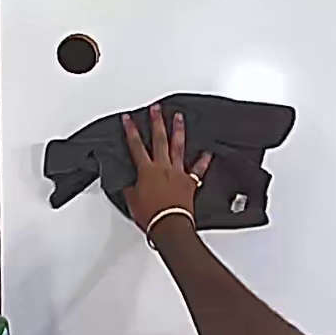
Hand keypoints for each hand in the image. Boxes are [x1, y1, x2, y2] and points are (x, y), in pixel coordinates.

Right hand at [121, 104, 212, 236]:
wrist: (169, 226)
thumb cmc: (151, 216)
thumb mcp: (132, 200)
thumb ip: (130, 187)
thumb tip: (128, 182)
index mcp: (146, 170)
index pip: (136, 145)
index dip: (131, 130)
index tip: (129, 118)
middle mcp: (163, 167)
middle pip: (159, 140)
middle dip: (157, 122)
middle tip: (157, 108)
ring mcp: (178, 173)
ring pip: (178, 147)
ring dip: (178, 131)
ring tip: (179, 118)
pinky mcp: (190, 182)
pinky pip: (198, 169)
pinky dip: (203, 160)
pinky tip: (207, 152)